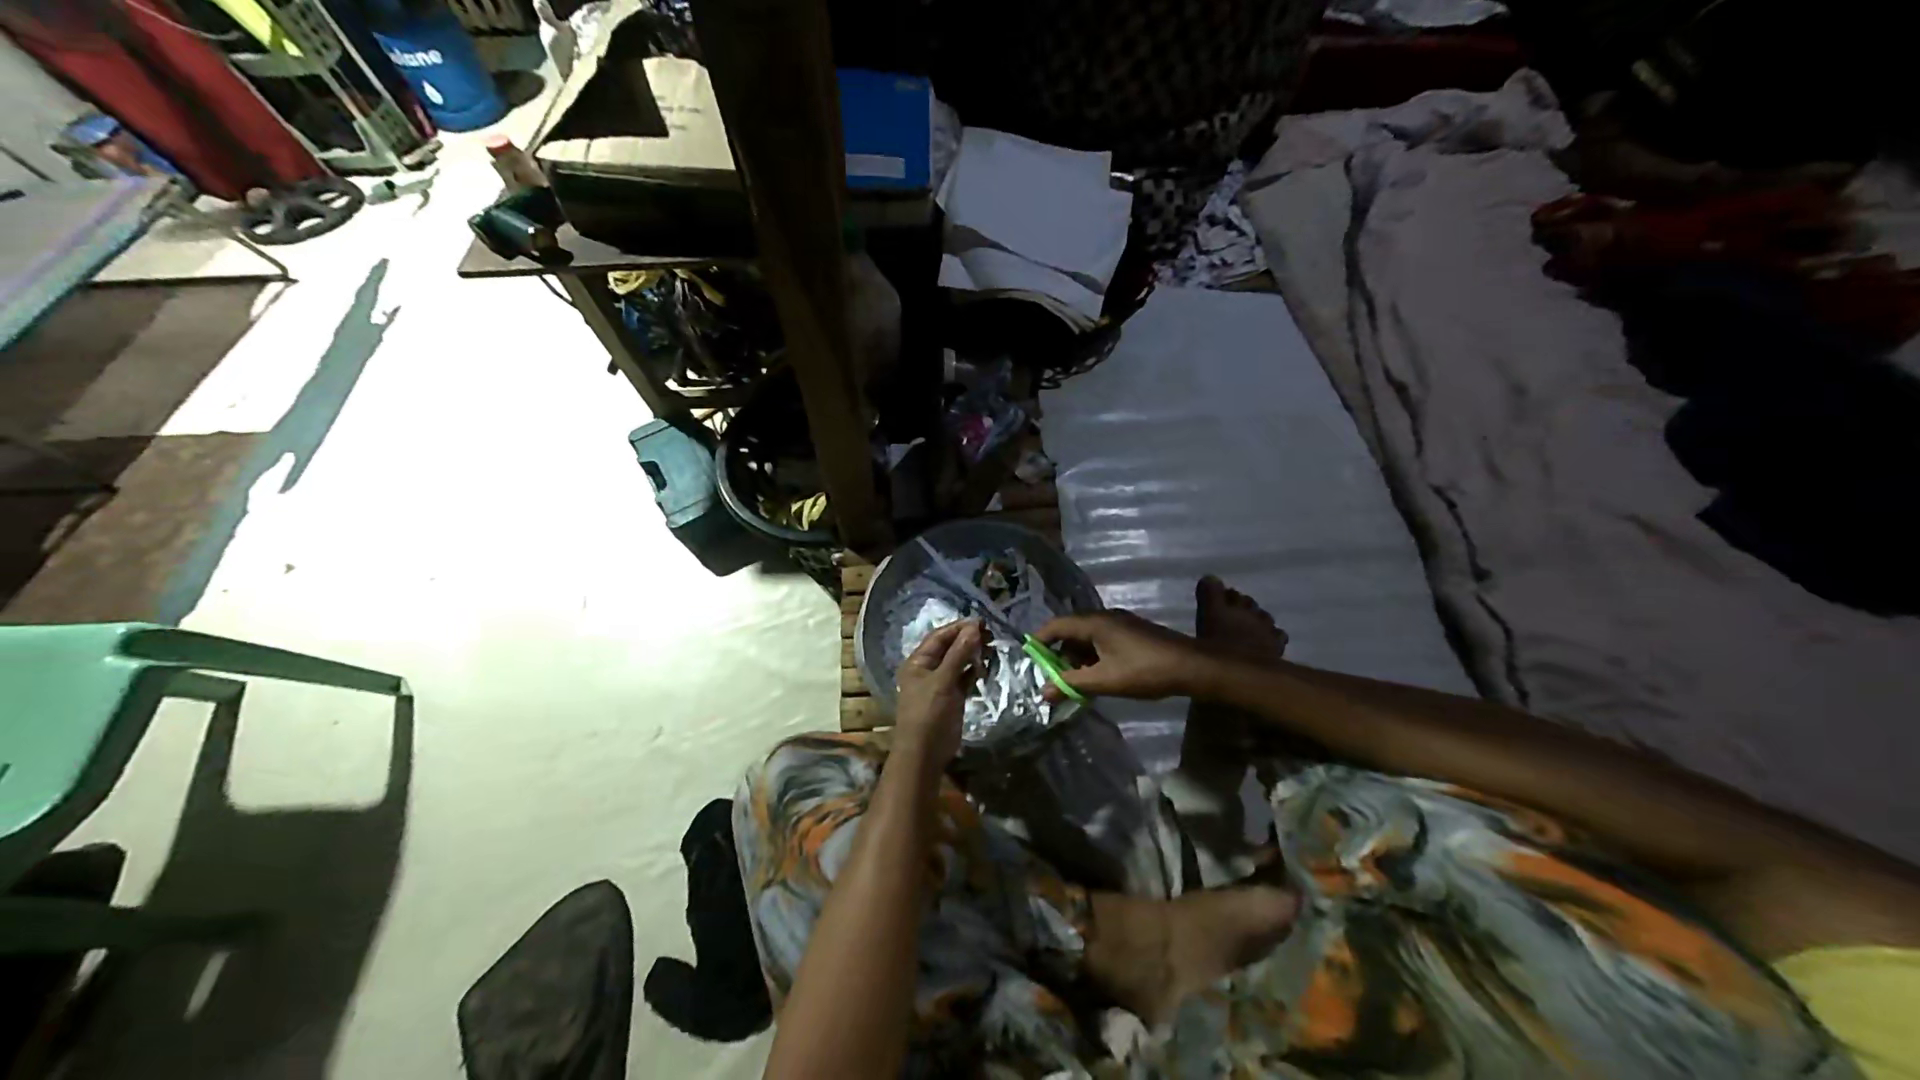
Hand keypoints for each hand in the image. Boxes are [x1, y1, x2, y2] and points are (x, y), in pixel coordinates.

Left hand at [893, 619, 980, 769]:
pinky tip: (986, 668)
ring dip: (973, 655)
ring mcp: (940, 684)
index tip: (982, 622)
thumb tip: (973, 628)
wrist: (925, 753)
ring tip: (992, 650)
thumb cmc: (928, 714)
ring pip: (958, 662)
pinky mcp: (951, 697)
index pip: (939, 637)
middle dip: (968, 640)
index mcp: (918, 662)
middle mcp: (927, 669)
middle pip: (949, 647)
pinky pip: (964, 677)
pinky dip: (974, 671)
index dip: (959, 627)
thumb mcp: (943, 681)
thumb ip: (959, 654)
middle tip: (991, 636)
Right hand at [1035, 610, 1211, 701]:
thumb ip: (1071, 684)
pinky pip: (1102, 639)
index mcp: (1095, 623)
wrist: (1192, 666)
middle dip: (1059, 653)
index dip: (1040, 641)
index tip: (1030, 659)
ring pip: (1088, 636)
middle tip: (1054, 678)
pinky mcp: (1133, 632)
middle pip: (1071, 630)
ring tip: (1076, 681)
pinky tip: (1098, 675)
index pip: (1057, 626)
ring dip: (1078, 657)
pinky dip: (1093, 655)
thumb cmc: (1144, 671)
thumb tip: (1043, 691)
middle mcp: (1106, 617)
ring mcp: (1121, 623)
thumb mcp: (1104, 681)